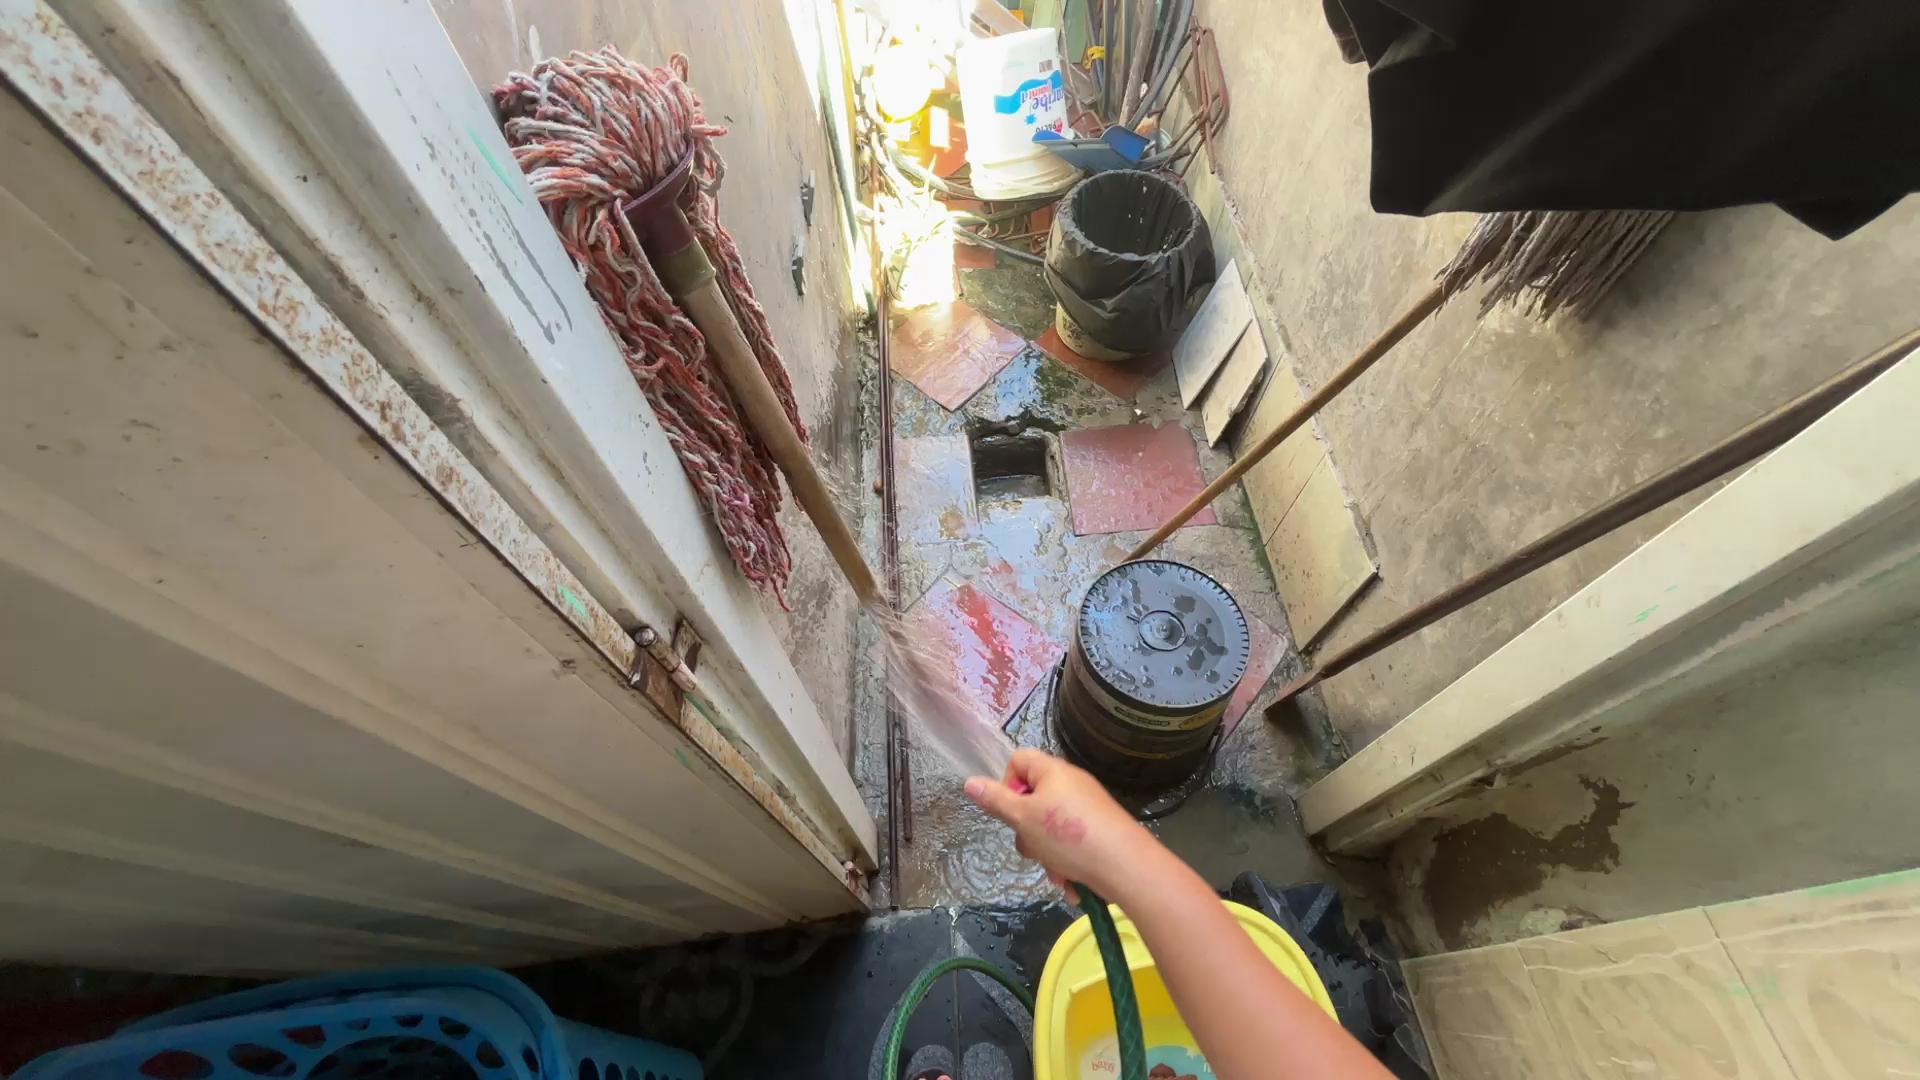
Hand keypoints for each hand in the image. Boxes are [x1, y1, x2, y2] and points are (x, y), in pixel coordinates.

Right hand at [964, 749, 1160, 901]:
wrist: (1127, 866)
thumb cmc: (1069, 836)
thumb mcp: (1024, 819)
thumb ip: (995, 801)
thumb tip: (969, 782)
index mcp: (1052, 771)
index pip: (1018, 760)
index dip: (1007, 785)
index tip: (1010, 812)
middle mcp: (1070, 784)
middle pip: (1032, 799)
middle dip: (1028, 831)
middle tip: (1033, 847)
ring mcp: (1087, 807)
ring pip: (1050, 827)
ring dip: (1047, 854)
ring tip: (1057, 873)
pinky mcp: (1100, 830)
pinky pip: (1071, 842)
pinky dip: (1067, 862)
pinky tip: (1073, 883)